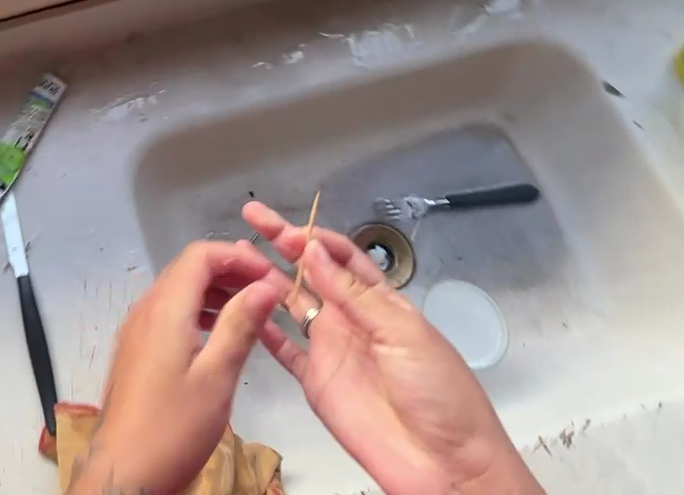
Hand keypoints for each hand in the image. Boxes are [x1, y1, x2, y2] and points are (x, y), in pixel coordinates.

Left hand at [67, 241, 281, 494]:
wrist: (126, 471)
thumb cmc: (174, 426)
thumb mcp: (217, 376)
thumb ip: (240, 324)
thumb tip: (265, 285)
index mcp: (165, 306)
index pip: (200, 255)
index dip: (237, 256)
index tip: (270, 274)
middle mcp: (147, 307)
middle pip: (189, 268)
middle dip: (230, 271)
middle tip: (267, 291)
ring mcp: (138, 326)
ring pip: (180, 289)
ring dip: (215, 291)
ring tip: (251, 310)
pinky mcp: (138, 347)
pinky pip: (170, 311)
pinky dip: (199, 310)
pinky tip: (221, 333)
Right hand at [243, 201, 541, 494]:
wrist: (447, 468)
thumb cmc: (440, 394)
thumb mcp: (404, 334)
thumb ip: (354, 293)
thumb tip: (314, 249)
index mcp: (378, 301)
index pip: (341, 256)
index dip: (314, 238)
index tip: (288, 229)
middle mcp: (349, 317)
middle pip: (310, 271)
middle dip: (282, 241)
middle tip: (254, 215)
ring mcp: (329, 347)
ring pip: (289, 301)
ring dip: (264, 276)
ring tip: (236, 255)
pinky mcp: (314, 379)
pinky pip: (282, 348)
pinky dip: (261, 327)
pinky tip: (240, 308)